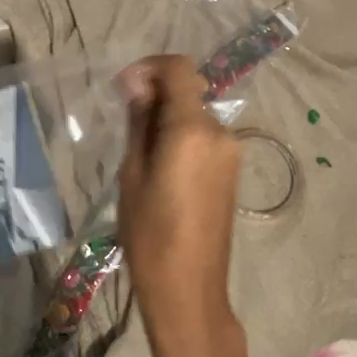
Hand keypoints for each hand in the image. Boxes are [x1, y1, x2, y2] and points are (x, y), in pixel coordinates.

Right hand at [115, 56, 241, 328]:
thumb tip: (138, 85)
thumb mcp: (133, 173)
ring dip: (168, 117)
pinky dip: (181, 135)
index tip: (124, 88)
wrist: (189, 289)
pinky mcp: (231, 170)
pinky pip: (204, 136)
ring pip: (195, 114)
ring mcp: (231, 152)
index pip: (179, 69)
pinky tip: (160, 166)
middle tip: (125, 120)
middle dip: (156, 94)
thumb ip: (139, 122)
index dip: (150, 67)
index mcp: (192, 129)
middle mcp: (220, 132)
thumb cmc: (150, 234)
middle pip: (187, 91)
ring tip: (139, 149)